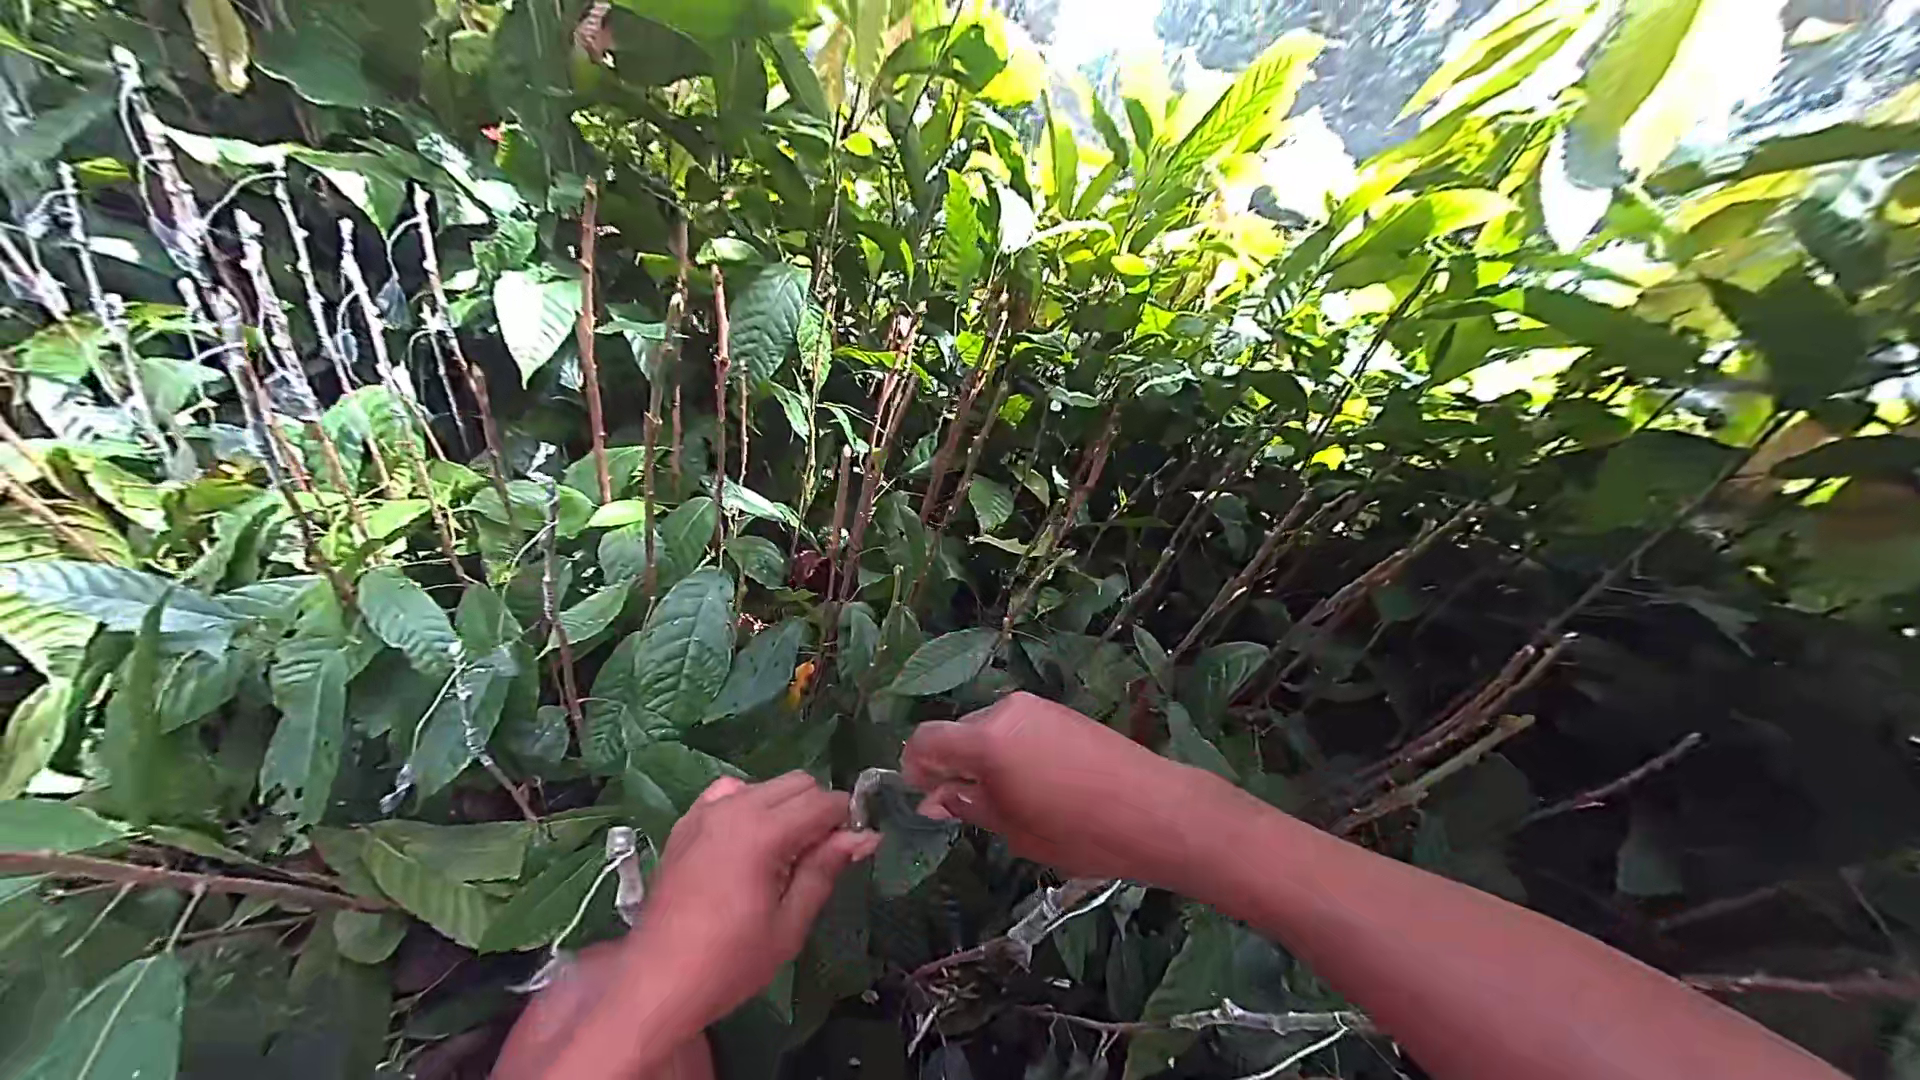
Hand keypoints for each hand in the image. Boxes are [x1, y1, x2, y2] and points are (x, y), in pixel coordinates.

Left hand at [495, 773, 878, 1079]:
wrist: (654, 986)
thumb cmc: (728, 962)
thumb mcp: (789, 926)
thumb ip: (826, 869)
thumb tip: (866, 835)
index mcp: (763, 832)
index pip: (825, 801)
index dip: (845, 821)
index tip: (848, 850)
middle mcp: (736, 807)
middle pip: (800, 783)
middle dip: (818, 810)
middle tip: (815, 857)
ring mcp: (707, 810)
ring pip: (769, 784)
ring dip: (787, 807)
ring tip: (782, 853)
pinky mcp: (688, 820)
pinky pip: (732, 791)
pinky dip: (750, 803)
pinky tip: (746, 840)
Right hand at [902, 692, 1237, 887]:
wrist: (1156, 809)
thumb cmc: (1080, 831)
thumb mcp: (1015, 830)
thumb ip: (969, 806)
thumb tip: (936, 799)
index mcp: (986, 740)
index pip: (926, 739)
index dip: (914, 767)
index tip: (923, 795)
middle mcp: (1005, 710)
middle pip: (957, 731)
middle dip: (951, 765)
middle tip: (965, 805)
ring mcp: (1035, 706)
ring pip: (987, 728)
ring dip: (981, 757)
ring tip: (1006, 797)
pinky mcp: (1059, 710)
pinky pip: (1015, 726)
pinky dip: (1007, 749)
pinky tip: (1033, 781)